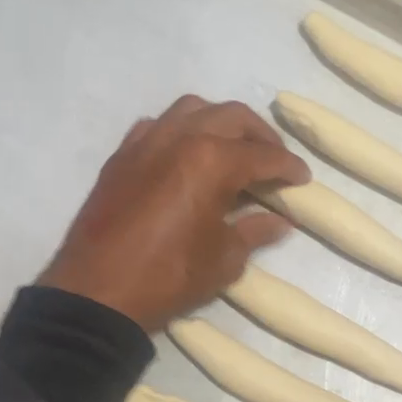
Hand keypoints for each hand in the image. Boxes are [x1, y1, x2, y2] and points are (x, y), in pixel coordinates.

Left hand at [39, 95, 308, 330]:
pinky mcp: (122, 155)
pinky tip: (189, 155)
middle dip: (261, 136)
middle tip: (275, 160)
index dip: (289, 167)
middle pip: (233, 117)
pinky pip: (159, 126)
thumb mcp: (224, 259)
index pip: (264, 155)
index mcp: (212, 161)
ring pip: (194, 109)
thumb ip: (255, 231)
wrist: (98, 292)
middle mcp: (181, 137)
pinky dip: (182, 131)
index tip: (303, 179)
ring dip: (221, 123)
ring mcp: (147, 142)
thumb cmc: (170, 277)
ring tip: (234, 150)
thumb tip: (280, 221)